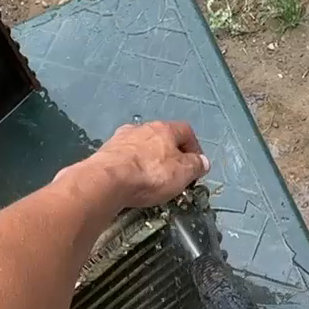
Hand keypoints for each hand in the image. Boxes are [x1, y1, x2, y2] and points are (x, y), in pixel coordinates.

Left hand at [62, 120, 208, 209]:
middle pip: (162, 138)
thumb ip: (196, 166)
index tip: (196, 167)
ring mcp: (121, 138)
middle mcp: (142, 127)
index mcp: (165, 129)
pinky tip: (131, 181)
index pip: (186, 132)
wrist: (108, 180)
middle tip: (174, 175)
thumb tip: (203, 162)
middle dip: (170, 155)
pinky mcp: (105, 151)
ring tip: (151, 180)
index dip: (195, 149)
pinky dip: (131, 167)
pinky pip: (125, 157)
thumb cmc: (151, 174)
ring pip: (142, 146)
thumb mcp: (183, 173)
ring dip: (149, 160)